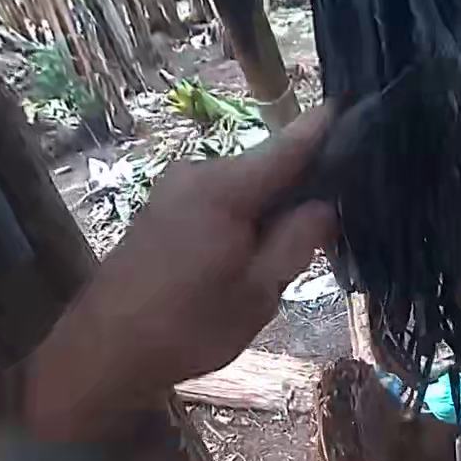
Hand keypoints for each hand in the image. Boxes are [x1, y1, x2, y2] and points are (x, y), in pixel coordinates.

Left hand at [21, 109, 337, 440]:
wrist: (104, 350)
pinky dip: (243, 220)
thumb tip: (325, 205)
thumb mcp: (258, 292)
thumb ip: (297, 241)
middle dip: (301, 190)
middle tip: (330, 230)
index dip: (326, 130)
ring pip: (243, 190)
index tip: (356, 109)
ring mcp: (174, 190)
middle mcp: (197, 174)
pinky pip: (218, 203)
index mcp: (226, 188)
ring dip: (271, 211)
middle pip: (267, 169)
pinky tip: (248, 256)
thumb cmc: (188, 326)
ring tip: (286, 256)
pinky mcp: (161, 211)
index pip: (290, 146)